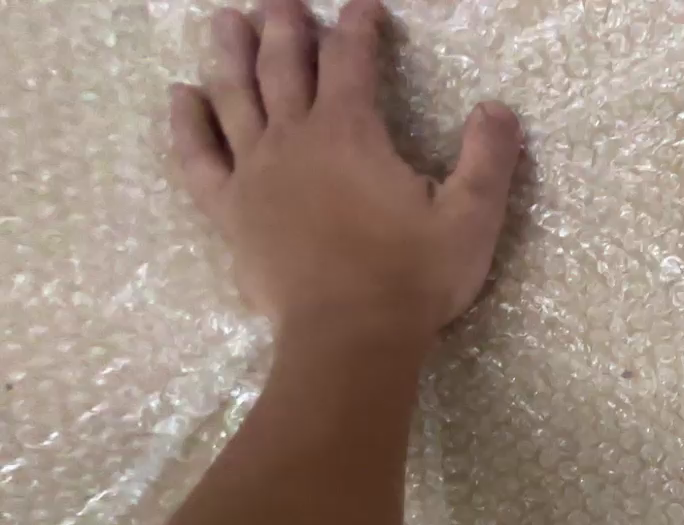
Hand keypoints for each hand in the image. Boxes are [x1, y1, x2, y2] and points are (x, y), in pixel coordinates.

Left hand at [168, 0, 521, 339]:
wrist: (354, 331)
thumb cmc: (417, 275)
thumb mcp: (473, 219)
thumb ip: (487, 161)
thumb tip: (498, 109)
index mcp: (352, 135)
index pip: (351, 63)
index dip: (359, 28)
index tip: (366, 7)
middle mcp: (293, 137)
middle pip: (282, 65)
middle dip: (286, 26)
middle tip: (286, 1)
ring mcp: (254, 171)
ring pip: (232, 93)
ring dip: (230, 51)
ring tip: (229, 21)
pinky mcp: (231, 208)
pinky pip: (196, 153)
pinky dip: (186, 120)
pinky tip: (183, 96)